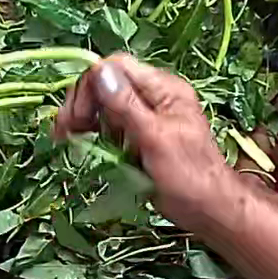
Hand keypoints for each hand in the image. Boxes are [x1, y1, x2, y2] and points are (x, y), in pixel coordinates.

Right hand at [53, 55, 242, 232]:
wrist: (211, 211)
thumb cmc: (189, 178)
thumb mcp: (156, 139)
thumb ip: (128, 105)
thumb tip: (100, 71)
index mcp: (164, 89)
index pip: (116, 67)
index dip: (91, 86)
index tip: (77, 118)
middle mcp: (155, 98)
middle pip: (107, 85)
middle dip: (84, 105)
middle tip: (66, 133)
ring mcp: (148, 119)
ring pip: (107, 107)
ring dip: (87, 122)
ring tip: (73, 142)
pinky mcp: (142, 139)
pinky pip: (113, 129)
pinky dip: (98, 137)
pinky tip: (88, 149)